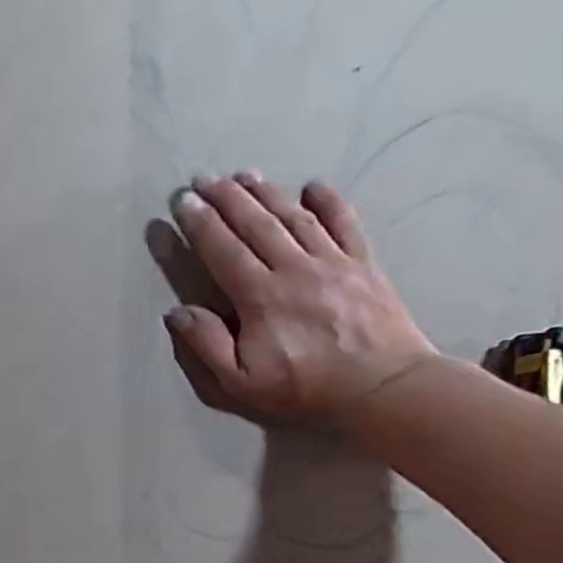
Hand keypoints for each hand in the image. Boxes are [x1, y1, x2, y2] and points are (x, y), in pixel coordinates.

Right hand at [162, 171, 438, 423]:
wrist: (384, 387)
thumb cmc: (304, 387)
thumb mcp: (240, 381)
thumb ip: (207, 344)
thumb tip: (178, 312)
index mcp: (261, 297)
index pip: (224, 251)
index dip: (201, 225)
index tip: (183, 202)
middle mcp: (295, 270)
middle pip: (256, 225)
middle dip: (227, 199)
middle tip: (205, 178)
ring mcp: (333, 264)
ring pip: (295, 219)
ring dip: (268, 194)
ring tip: (245, 175)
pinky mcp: (363, 266)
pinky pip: (345, 226)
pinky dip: (330, 203)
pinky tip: (314, 186)